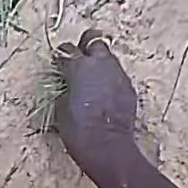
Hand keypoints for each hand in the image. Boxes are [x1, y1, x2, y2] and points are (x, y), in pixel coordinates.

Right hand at [54, 29, 138, 167]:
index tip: (58, 66)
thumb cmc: (78, 130)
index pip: (66, 50)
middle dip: (85, 48)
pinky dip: (110, 82)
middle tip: (79, 62)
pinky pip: (117, 77)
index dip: (61, 58)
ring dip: (99, 65)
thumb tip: (68, 86)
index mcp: (78, 67)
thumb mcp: (61, 108)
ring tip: (93, 81)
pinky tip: (104, 97)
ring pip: (108, 58)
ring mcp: (118, 74)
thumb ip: (65, 89)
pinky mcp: (128, 87)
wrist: (106, 146)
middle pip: (93, 41)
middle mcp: (100, 64)